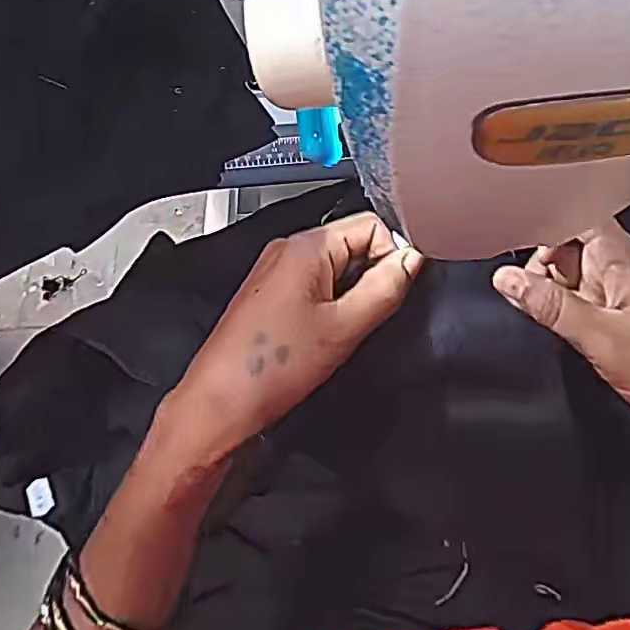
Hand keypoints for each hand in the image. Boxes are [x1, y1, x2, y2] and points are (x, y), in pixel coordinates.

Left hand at [160, 212, 423, 465]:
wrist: (218, 404)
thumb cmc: (265, 368)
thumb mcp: (345, 328)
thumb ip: (386, 288)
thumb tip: (411, 260)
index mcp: (306, 246)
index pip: (373, 225)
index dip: (392, 256)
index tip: (391, 291)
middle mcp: (288, 249)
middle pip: (355, 244)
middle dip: (369, 279)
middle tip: (358, 320)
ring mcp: (277, 270)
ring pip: (337, 268)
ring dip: (348, 297)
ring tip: (333, 333)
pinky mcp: (271, 292)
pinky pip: (316, 285)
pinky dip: (328, 307)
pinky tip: (317, 337)